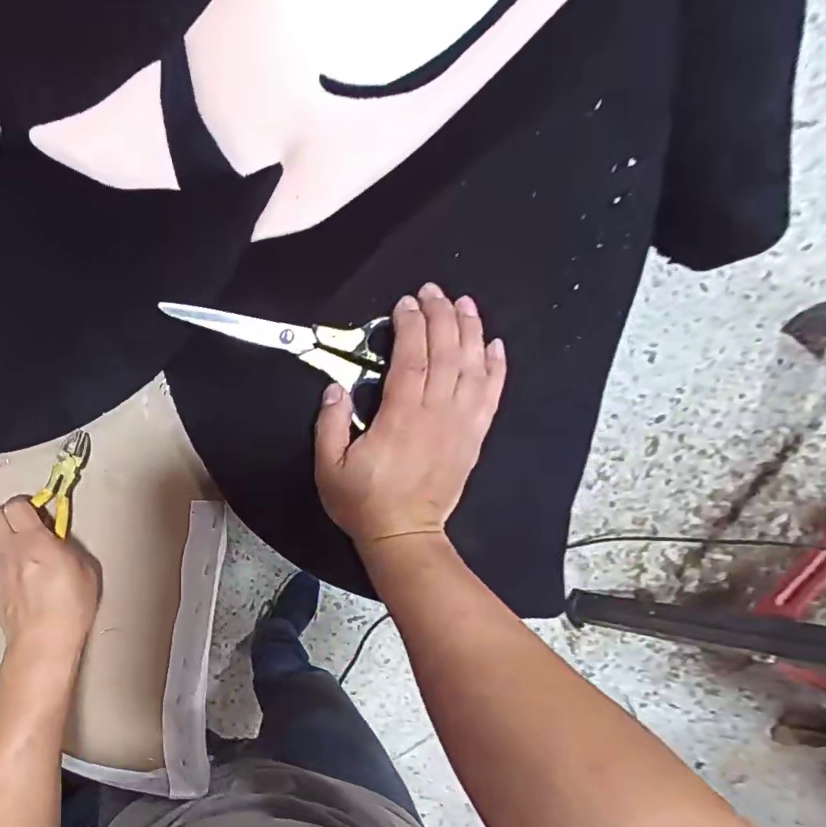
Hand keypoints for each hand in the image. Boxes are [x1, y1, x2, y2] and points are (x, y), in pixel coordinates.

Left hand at [0, 498, 100, 657]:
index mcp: (34, 540)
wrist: (43, 640)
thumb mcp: (85, 569)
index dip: (27, 505)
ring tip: (14, 546)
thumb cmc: (70, 606)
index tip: (40, 514)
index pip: (16, 504)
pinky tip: (5, 568)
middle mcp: (8, 548)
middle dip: (7, 516)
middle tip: (25, 527)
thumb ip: (67, 546)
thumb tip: (56, 538)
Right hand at [315, 282, 505, 545]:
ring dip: (470, 331)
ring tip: (465, 304)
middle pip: (446, 352)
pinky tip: (495, 347)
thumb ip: (330, 424)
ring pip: (472, 367)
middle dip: (440, 315)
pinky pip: (491, 396)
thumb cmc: (365, 503)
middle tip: (433, 291)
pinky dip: (495, 369)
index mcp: (400, 417)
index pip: (411, 357)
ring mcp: (459, 425)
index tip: (405, 304)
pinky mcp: (472, 439)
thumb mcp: (329, 467)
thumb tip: (336, 389)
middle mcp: (435, 414)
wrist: (404, 534)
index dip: (410, 325)